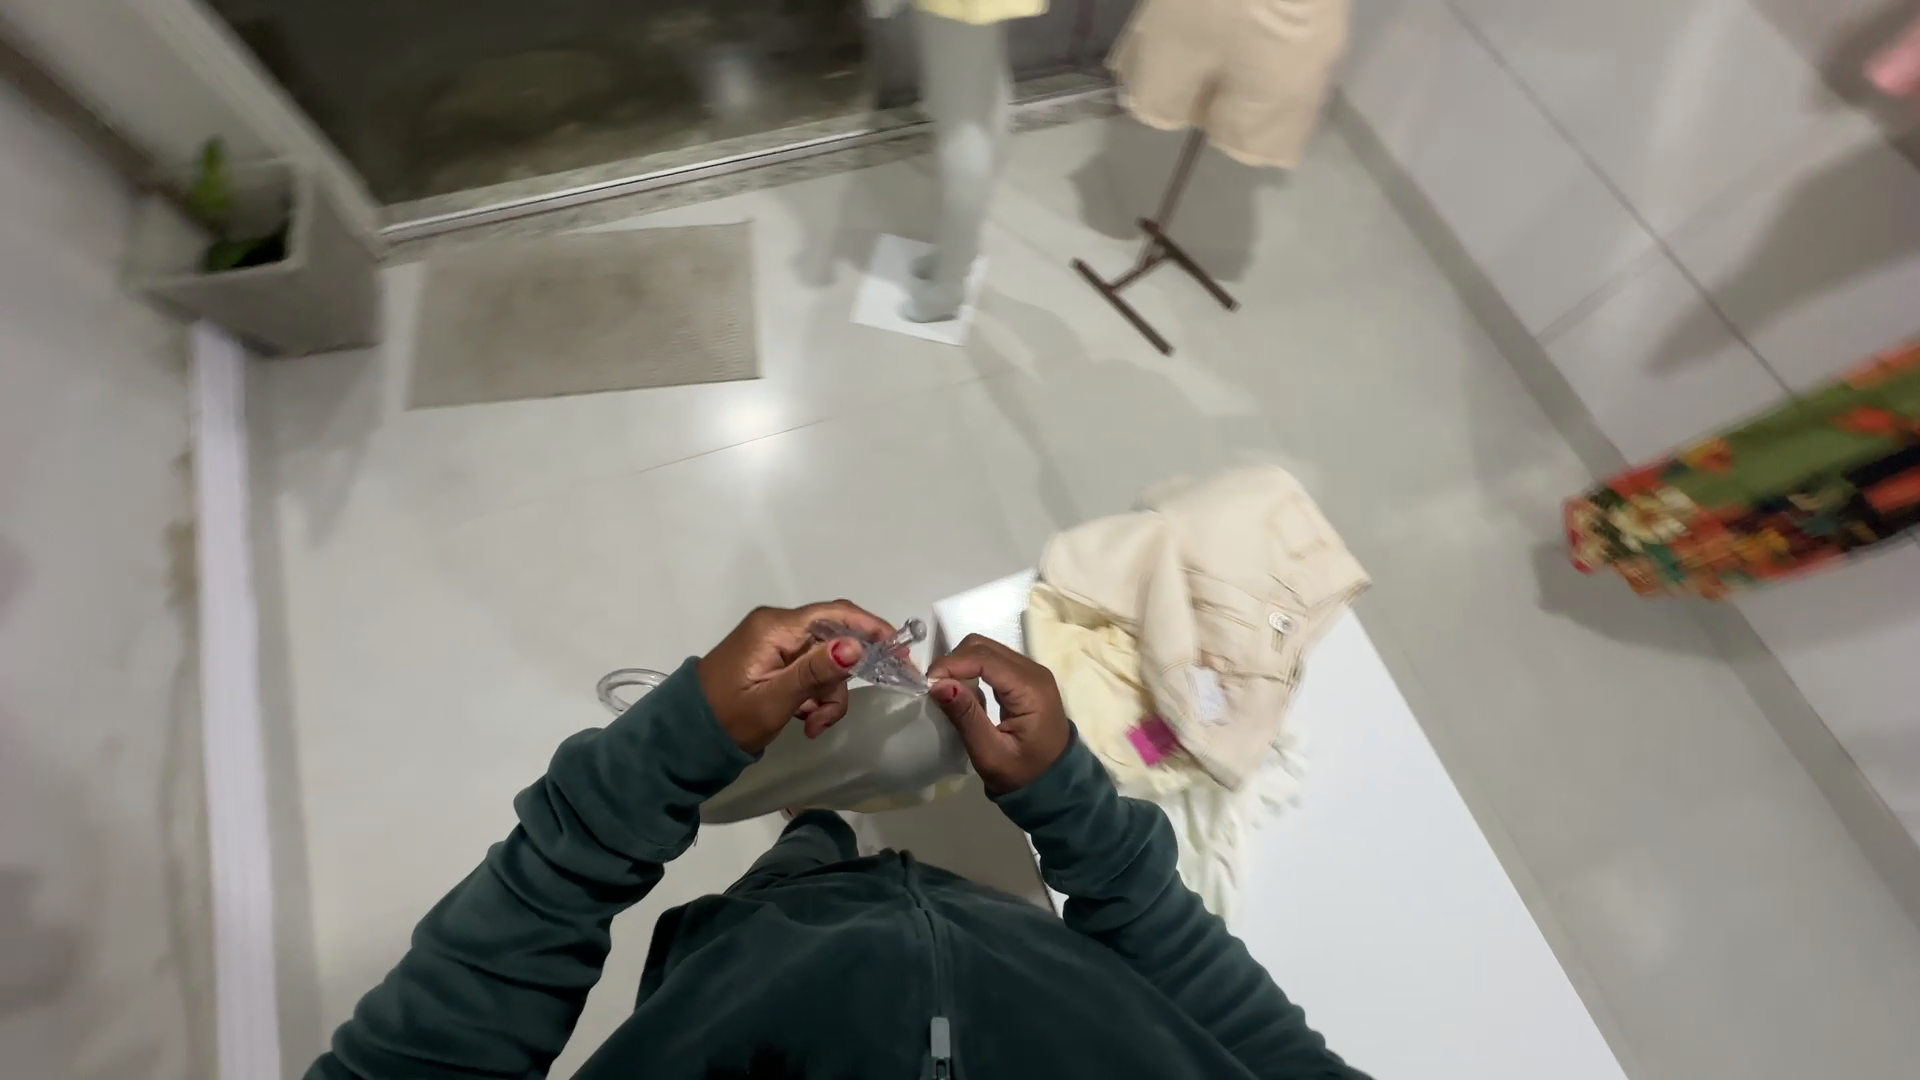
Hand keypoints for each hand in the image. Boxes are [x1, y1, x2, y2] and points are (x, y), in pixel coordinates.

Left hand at [698, 601, 896, 752]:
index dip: (872, 628)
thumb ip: (815, 672)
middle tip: (842, 709)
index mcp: (776, 627)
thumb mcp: (773, 701)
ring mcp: (776, 644)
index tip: (901, 651)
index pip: (836, 614)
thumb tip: (855, 646)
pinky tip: (805, 720)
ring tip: (812, 725)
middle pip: (835, 640)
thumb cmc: (726, 721)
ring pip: (827, 661)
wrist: (683, 741)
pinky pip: (811, 671)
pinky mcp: (774, 660)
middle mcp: (778, 626)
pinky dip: (815, 696)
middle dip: (843, 678)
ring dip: (828, 695)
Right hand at [927, 635, 1070, 794]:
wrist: (1055, 783)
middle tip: (934, 689)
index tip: (927, 684)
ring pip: (986, 649)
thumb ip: (966, 717)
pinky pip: (992, 660)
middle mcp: (1033, 671)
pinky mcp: (1023, 677)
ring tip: (945, 690)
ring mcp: (1030, 671)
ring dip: (960, 663)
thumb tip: (938, 685)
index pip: (984, 659)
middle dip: (954, 661)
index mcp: (1030, 688)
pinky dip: (970, 669)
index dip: (952, 664)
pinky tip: (962, 691)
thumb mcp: (990, 754)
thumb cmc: (1023, 773)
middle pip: (984, 647)